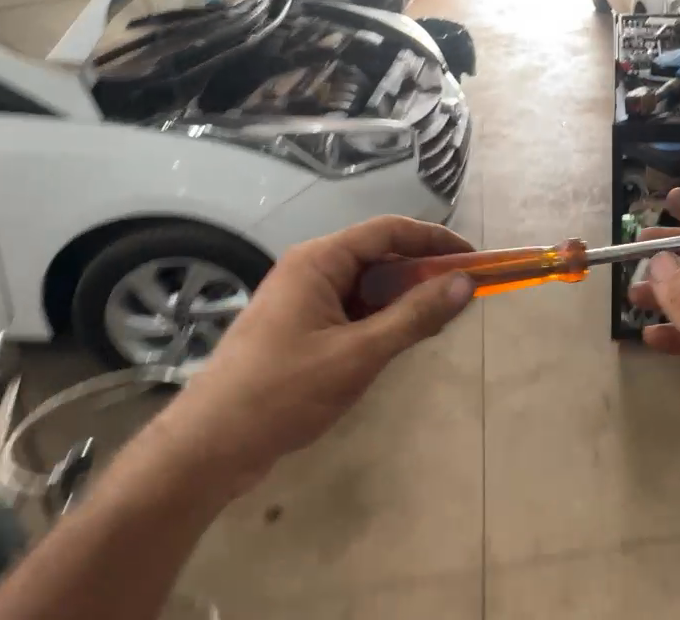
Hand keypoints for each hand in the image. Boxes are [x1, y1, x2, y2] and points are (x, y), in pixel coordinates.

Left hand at [153, 217, 475, 491]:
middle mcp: (308, 269)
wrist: (207, 448)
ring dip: (401, 298)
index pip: (389, 231)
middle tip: (460, 294)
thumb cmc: (283, 393)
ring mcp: (299, 299)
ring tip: (435, 321)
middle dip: (421, 271)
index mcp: (319, 261)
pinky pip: (349, 308)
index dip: (435, 240)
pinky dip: (379, 318)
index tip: (473, 259)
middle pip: (378, 255)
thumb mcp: (359, 355)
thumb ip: (415, 316)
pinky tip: (396, 341)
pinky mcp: (296, 328)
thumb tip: (465, 283)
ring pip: (365, 284)